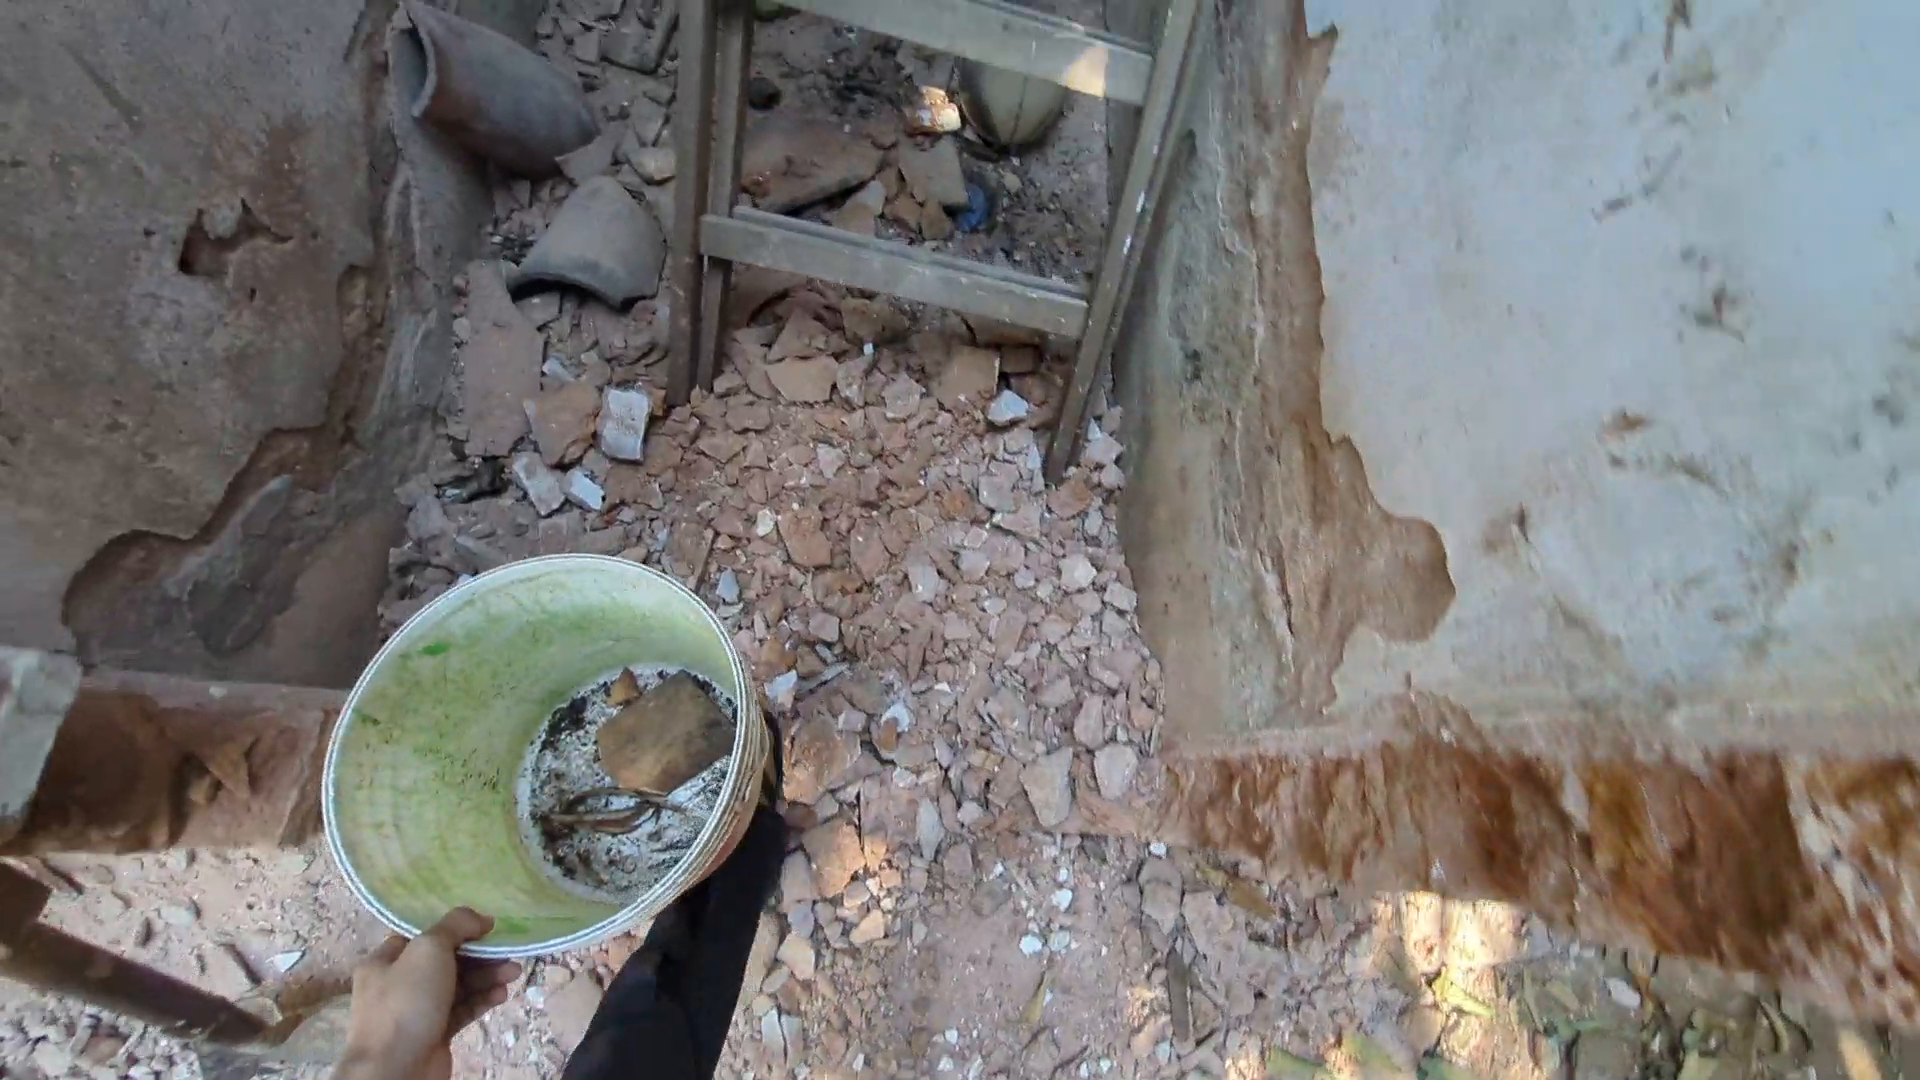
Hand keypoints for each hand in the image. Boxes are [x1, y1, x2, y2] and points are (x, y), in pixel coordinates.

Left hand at [336, 908, 522, 1079]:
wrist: (395, 1071)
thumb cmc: (407, 1003)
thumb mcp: (430, 948)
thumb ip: (457, 924)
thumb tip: (482, 919)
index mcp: (385, 963)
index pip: (423, 935)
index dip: (455, 928)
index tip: (484, 927)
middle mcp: (398, 985)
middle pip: (449, 959)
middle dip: (482, 955)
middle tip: (507, 952)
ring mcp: (416, 1011)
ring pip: (460, 983)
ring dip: (489, 976)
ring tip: (513, 974)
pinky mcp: (434, 1033)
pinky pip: (464, 1008)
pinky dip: (484, 998)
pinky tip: (501, 995)